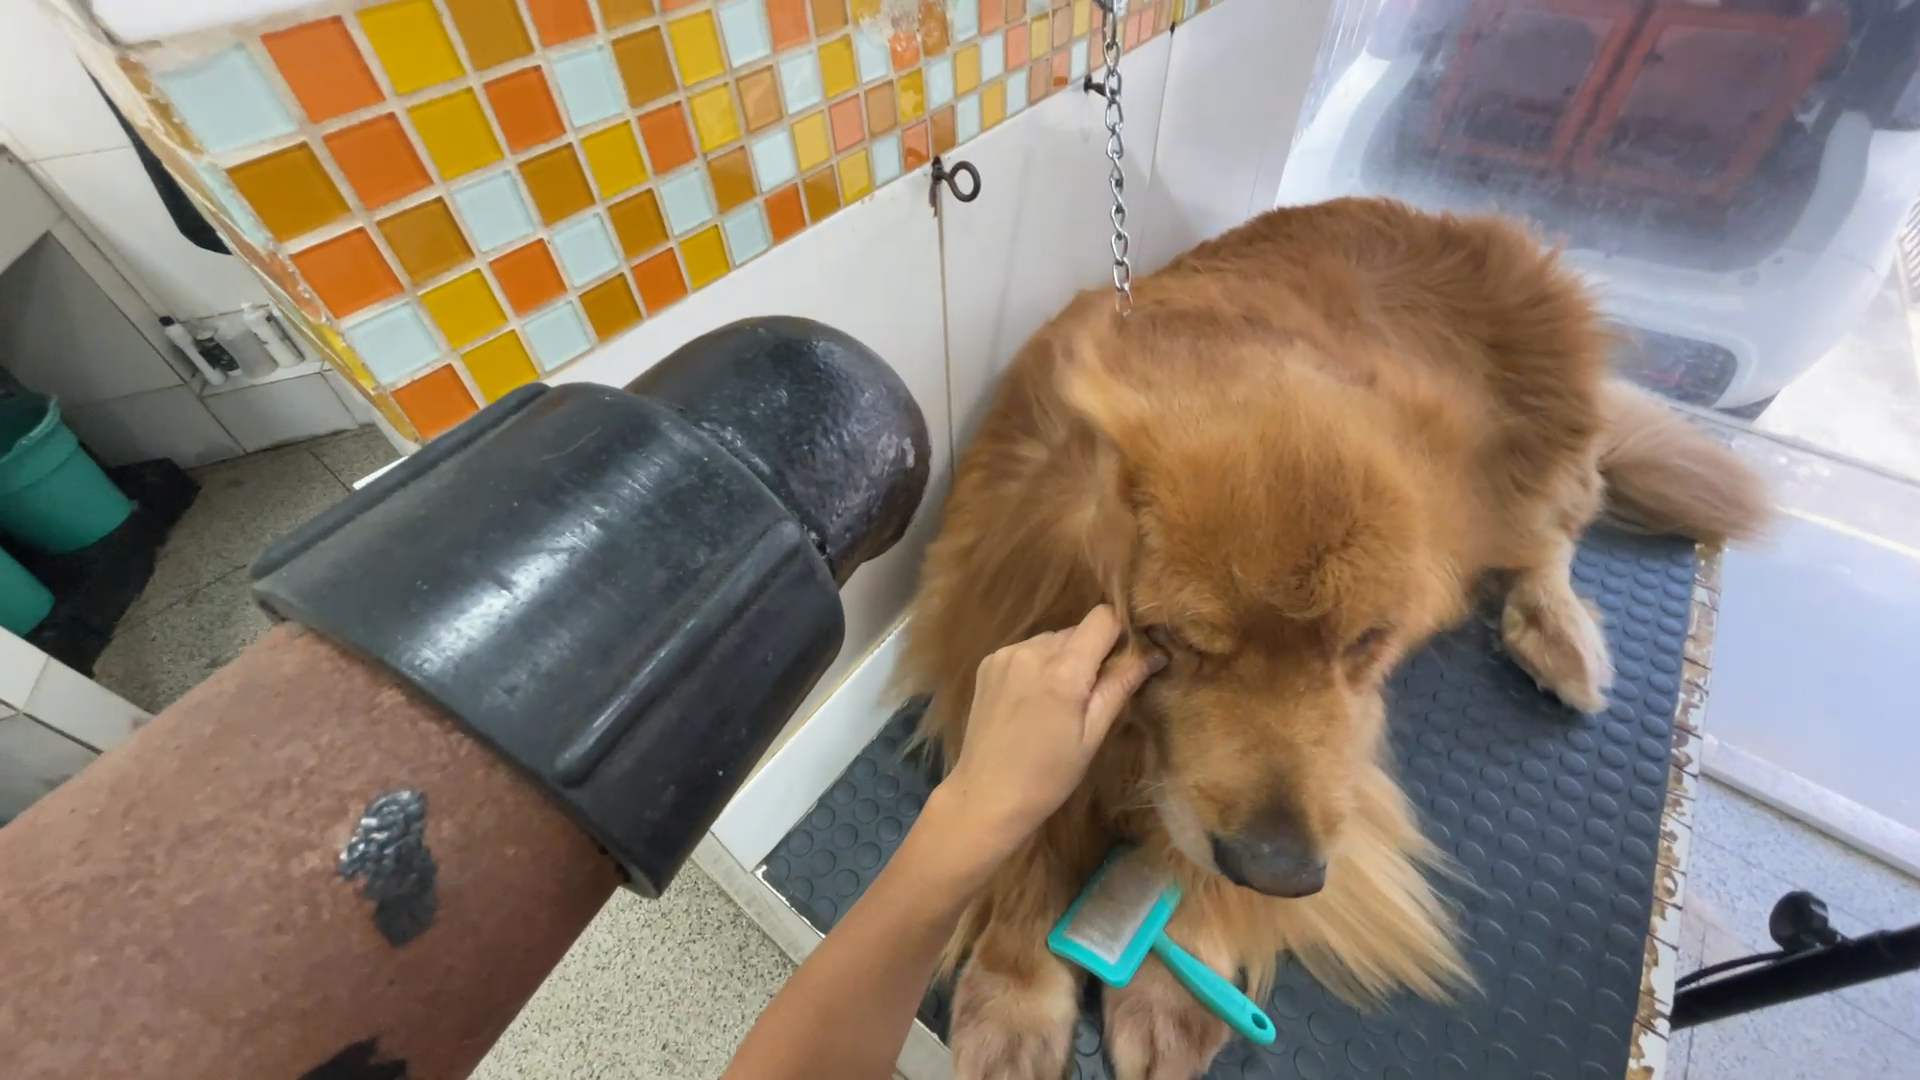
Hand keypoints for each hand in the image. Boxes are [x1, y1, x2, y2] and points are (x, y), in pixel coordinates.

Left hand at [939, 606, 1162, 850]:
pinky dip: (1036, 665)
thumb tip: (1154, 653)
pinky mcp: (988, 663)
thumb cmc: (1048, 776)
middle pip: (1076, 630)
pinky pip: (1026, 650)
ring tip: (1057, 702)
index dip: (1119, 633)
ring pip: (1051, 640)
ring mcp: (1005, 654)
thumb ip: (1120, 687)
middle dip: (1090, 653)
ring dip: (1062, 659)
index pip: (1102, 618)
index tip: (1124, 659)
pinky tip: (1031, 700)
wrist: (986, 795)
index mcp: (1062, 670)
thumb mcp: (1092, 735)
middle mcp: (1031, 651)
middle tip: (1089, 695)